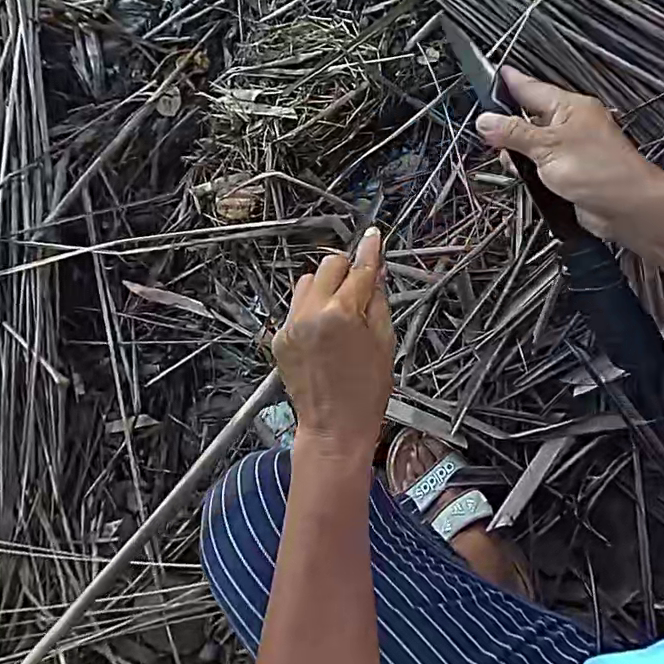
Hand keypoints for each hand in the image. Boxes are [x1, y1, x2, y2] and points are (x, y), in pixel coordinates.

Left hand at [273, 228, 395, 461]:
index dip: (370, 251)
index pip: (359, 269)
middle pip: (328, 265)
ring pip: (307, 282)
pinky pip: (296, 306)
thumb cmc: (364, 393)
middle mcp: (310, 314)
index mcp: (341, 314)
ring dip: (325, 287)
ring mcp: (291, 325)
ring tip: (340, 313)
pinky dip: (311, 309)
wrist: (334, 427)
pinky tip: (325, 331)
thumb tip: (375, 273)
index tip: (373, 237)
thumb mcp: (384, 342)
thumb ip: (377, 300)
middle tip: (359, 287)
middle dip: (346, 270)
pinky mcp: (279, 337)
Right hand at [475, 67, 663, 238]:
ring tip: (511, 161)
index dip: (510, 82)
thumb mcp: (547, 147)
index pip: (531, 88)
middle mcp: (572, 125)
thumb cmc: (603, 172)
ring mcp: (572, 149)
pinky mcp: (571, 172)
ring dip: (518, 153)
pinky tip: (527, 177)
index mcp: (570, 107)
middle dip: (508, 127)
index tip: (495, 74)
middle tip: (490, 132)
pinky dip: (530, 170)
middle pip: (529, 118)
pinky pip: (542, 165)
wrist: (629, 208)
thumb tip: (486, 120)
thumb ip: (513, 133)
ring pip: (533, 144)